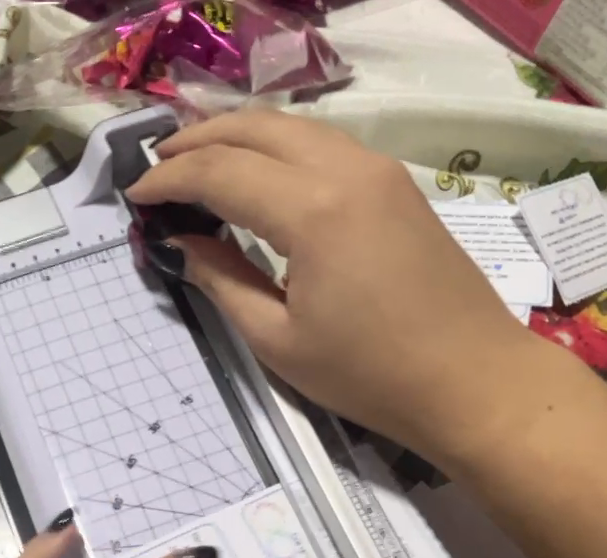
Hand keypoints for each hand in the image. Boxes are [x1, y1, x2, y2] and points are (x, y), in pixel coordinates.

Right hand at [126, 111, 574, 467]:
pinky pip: (322, 145)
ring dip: (238, 137)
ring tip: (197, 164)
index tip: (135, 198)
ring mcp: (377, 170)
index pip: (221, 172)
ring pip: (292, 127)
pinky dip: (277, 149)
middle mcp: (346, 169)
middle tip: (157, 169)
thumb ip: (223, 281)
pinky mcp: (394, 184)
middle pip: (255, 128)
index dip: (170, 181)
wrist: (470, 380)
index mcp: (313, 211)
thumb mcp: (278, 340)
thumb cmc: (368, 375)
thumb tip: (183, 243)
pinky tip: (256, 177)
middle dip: (197, 141)